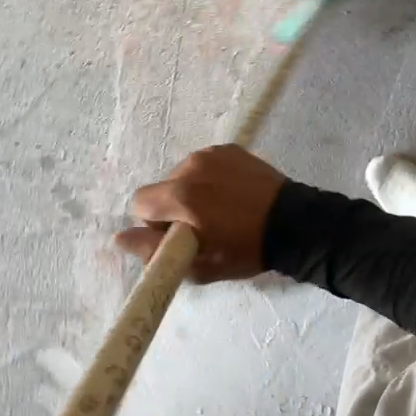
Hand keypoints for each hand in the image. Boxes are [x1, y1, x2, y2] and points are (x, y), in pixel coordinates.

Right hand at [114, 145, 288, 283]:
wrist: (295, 224)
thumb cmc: (246, 250)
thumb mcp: (200, 266)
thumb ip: (154, 252)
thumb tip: (119, 238)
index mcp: (180, 195)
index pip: (139, 202)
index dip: (154, 223)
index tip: (178, 236)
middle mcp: (191, 167)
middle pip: (162, 187)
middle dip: (173, 207)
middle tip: (204, 226)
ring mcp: (212, 154)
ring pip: (184, 175)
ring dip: (192, 191)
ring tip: (222, 210)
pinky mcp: (231, 149)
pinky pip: (206, 165)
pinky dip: (211, 179)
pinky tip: (233, 194)